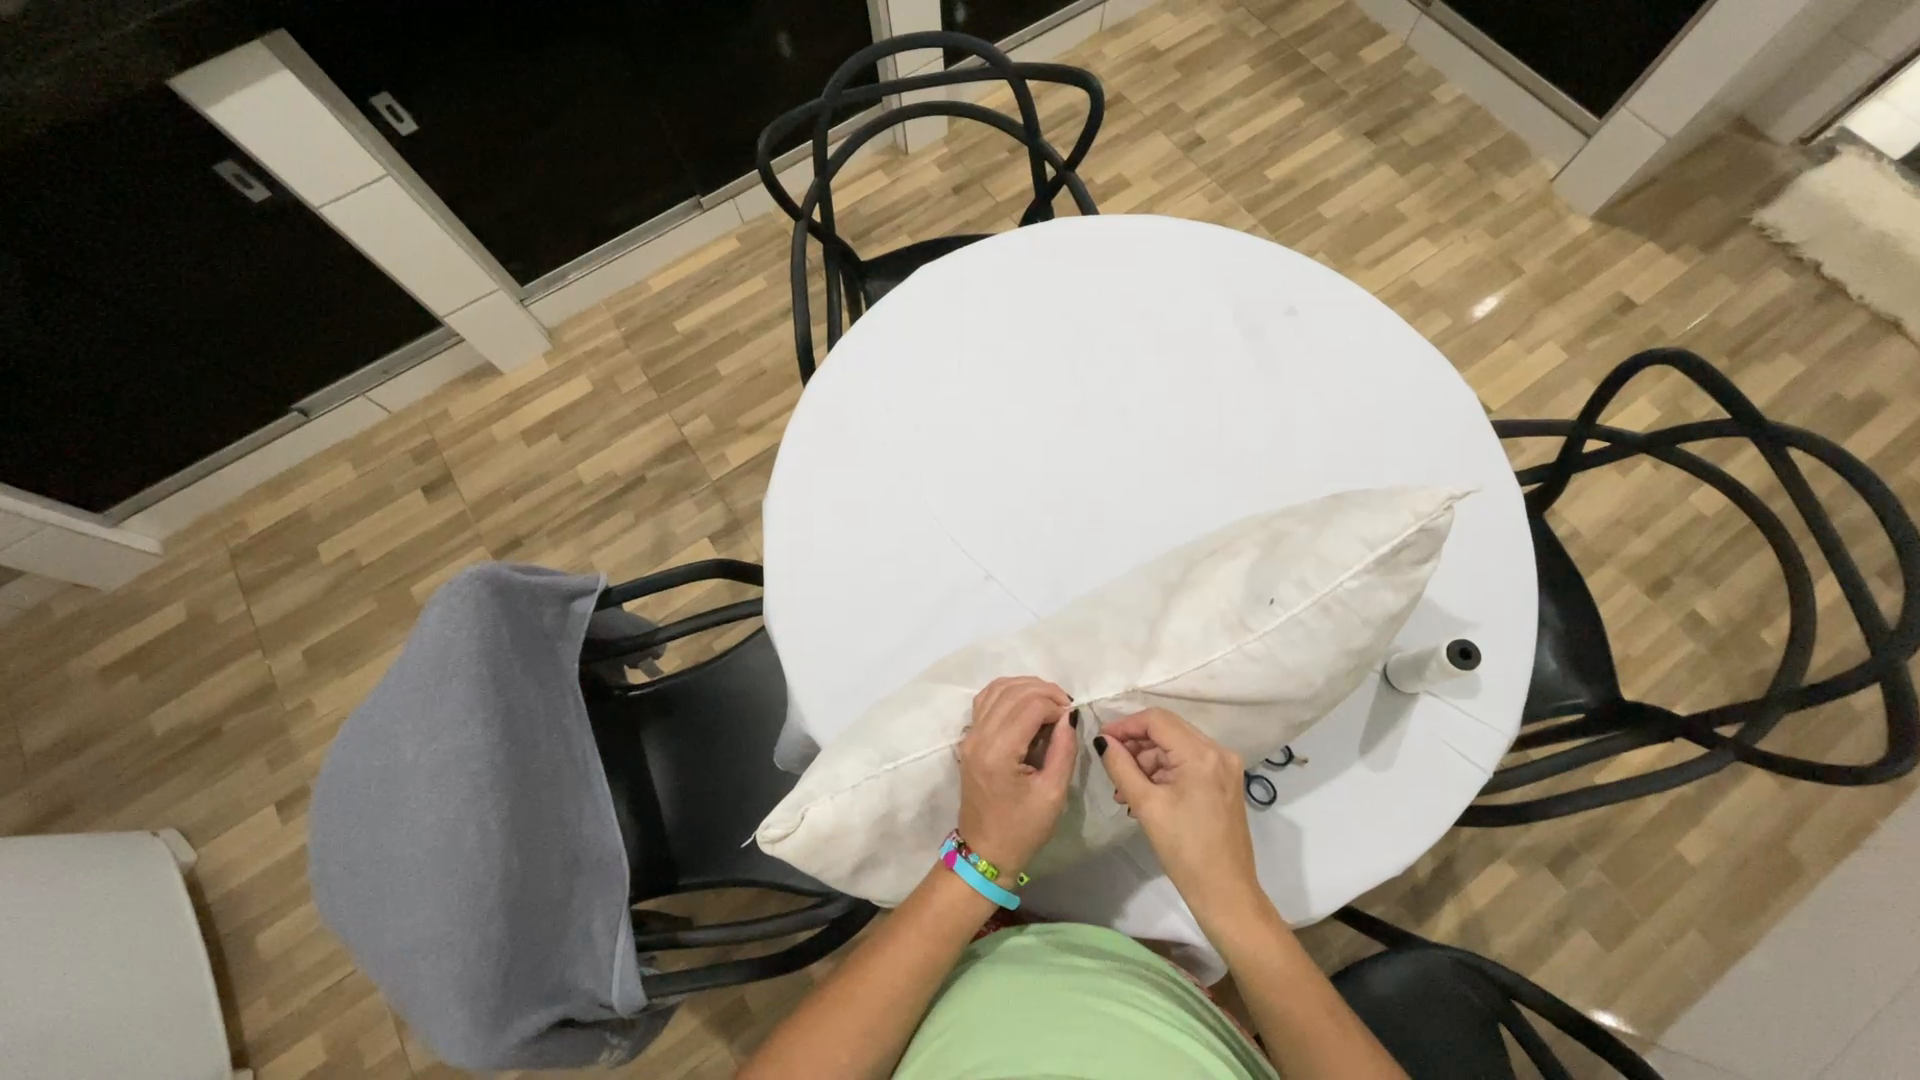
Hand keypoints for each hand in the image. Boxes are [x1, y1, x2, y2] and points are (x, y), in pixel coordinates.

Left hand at [957, 677, 1078, 878]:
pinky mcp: (968, 739)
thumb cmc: (1023, 829)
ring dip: (1026, 687)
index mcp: (998, 752)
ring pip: (996, 689)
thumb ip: (1063, 749)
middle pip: (1013, 691)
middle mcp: (978, 737)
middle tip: (1066, 708)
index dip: (1056, 704)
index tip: (1072, 718)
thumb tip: (1068, 716)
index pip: (1030, 705)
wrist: (984, 851)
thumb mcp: (1054, 793)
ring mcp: (969, 736)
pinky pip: (985, 700)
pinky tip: (1026, 703)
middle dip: (1044, 691)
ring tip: (1049, 702)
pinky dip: (1008, 693)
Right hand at [1095, 708, 1263, 926]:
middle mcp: (1219, 752)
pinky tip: (1146, 796)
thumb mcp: (1146, 805)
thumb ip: (1121, 766)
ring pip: (1176, 748)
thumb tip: (1103, 742)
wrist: (1225, 891)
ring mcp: (1225, 767)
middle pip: (1168, 730)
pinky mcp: (1225, 782)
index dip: (1125, 725)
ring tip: (1125, 792)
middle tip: (1112, 768)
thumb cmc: (1184, 849)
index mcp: (1201, 754)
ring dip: (1148, 762)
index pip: (1157, 720)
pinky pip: (1188, 763)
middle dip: (1136, 746)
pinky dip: (1165, 773)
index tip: (1101, 742)